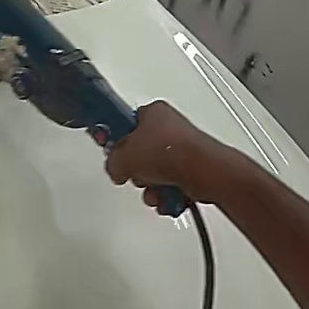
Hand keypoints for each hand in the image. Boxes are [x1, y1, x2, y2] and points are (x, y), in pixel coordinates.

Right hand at [105, 101, 255, 206]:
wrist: (203, 173)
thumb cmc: (172, 152)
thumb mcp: (124, 156)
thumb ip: (112, 161)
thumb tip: (115, 169)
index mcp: (153, 112)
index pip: (124, 120)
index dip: (113, 135)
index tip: (106, 143)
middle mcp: (169, 127)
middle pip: (139, 150)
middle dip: (135, 168)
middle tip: (134, 172)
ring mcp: (182, 148)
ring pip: (154, 171)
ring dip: (150, 186)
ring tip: (155, 188)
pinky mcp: (191, 169)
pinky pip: (169, 184)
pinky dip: (166, 194)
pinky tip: (167, 196)